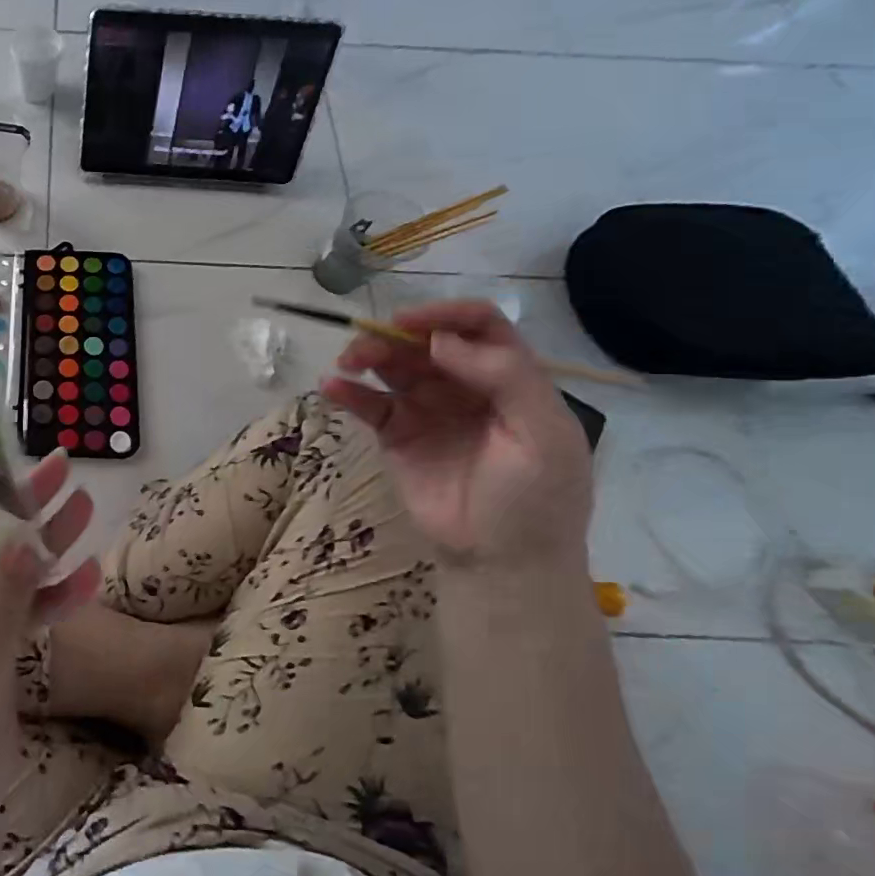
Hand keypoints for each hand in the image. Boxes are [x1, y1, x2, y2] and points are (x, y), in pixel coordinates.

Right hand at [319, 300, 592, 572]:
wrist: (501, 561)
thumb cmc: (536, 498)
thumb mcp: (544, 434)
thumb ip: (505, 378)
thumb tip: (439, 341)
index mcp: (508, 378)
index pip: (478, 326)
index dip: (444, 314)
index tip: (407, 321)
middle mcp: (465, 385)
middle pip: (426, 342)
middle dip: (394, 337)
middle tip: (364, 348)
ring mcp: (428, 409)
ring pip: (393, 367)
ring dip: (367, 356)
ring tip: (346, 363)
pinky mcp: (397, 435)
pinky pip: (370, 405)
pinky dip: (348, 393)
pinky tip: (331, 387)